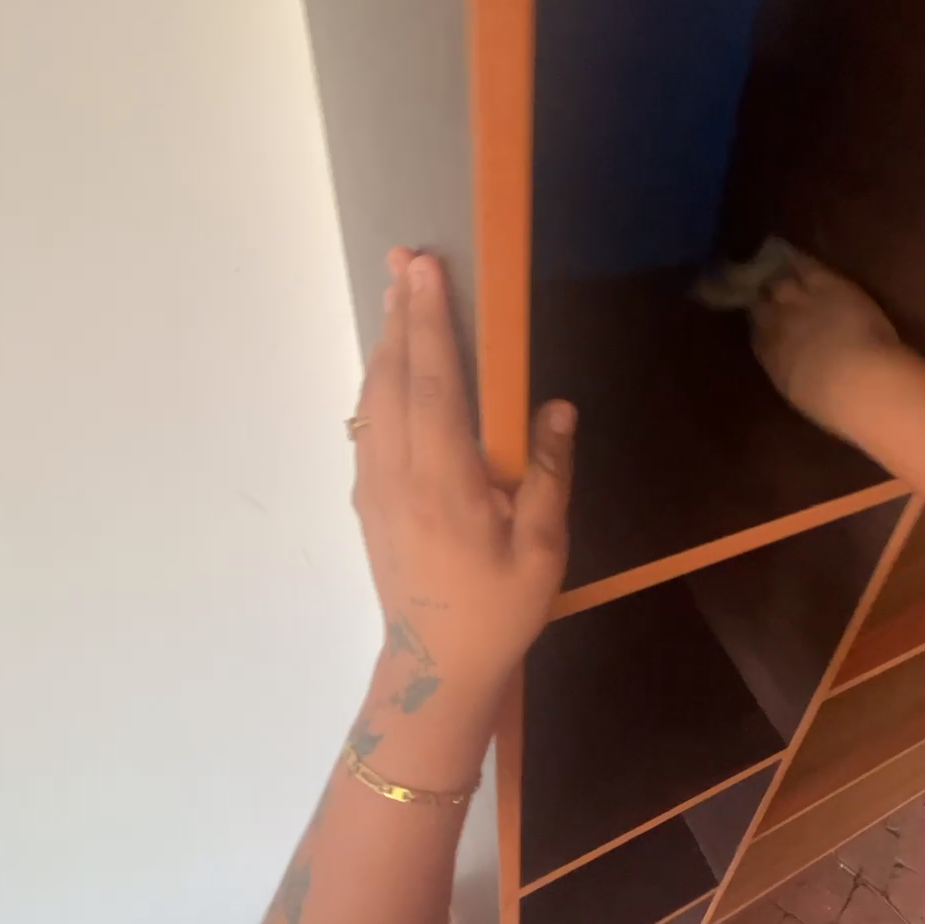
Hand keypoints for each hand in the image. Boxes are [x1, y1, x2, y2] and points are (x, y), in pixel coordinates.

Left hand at [347, 249, 574, 782]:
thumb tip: (557, 409)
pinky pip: (368, 423)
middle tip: (404, 259)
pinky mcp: (367, 498)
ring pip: (372, 397)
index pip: (435, 386)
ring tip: (397, 296)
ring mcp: (373, 486)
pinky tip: (391, 365)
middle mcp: (398, 474)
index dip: (432, 324)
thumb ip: (550, 476)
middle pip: (393, 378)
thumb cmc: (499, 608)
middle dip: (401, 314)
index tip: (426, 271)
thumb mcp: (543, 551)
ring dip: (387, 342)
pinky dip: (379, 380)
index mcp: (445, 484)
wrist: (435, 665)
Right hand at [749, 256, 906, 431]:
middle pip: (762, 304)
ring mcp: (799, 300)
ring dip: (774, 276)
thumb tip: (793, 365)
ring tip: (772, 268)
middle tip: (764, 290)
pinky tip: (787, 251)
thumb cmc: (831, 401)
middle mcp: (777, 324)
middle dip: (762, 297)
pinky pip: (804, 265)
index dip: (760, 325)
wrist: (856, 379)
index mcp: (772, 357)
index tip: (762, 321)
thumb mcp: (801, 393)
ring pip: (778, 281)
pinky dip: (794, 259)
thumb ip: (792, 372)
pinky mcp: (826, 283)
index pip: (758, 334)